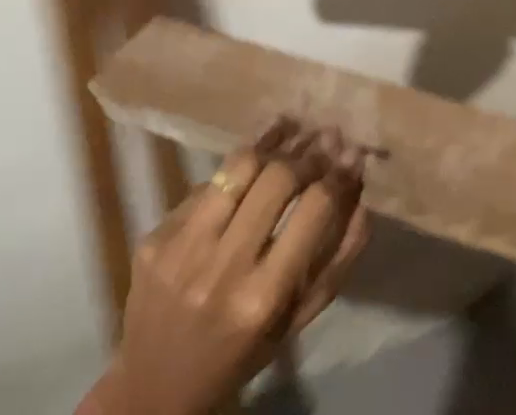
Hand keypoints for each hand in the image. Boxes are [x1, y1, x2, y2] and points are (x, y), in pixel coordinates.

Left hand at [81, 119, 372, 414]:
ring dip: (273, 144)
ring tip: (294, 131)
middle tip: (326, 139)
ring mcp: (180, 248)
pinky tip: (255, 159)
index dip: (340, 175)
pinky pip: (206, 186)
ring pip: (237, 167)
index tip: (354, 156)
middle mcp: (220, 268)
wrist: (153, 384)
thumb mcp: (299, 318)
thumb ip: (338, 257)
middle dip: (309, 152)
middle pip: (276, 178)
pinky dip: (237, 170)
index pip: (314, 210)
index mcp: (264, 295)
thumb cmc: (242, 352)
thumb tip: (362, 194)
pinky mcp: (154, 237)